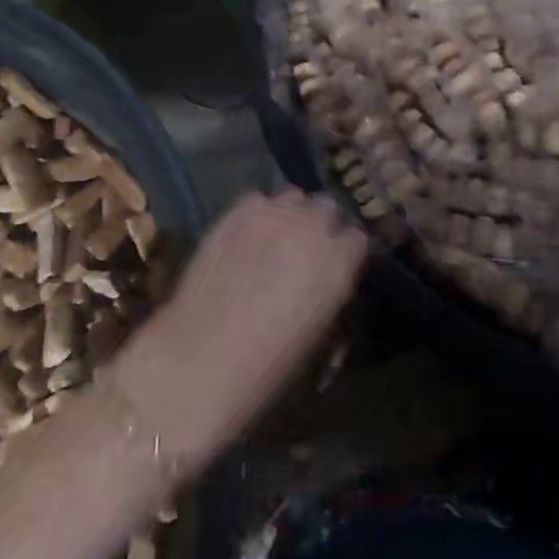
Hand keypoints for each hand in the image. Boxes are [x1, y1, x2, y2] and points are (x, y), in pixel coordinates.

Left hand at [107, 190, 367, 472]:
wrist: (203, 354)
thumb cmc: (268, 362)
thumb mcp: (317, 330)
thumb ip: (327, 290)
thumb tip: (324, 275)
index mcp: (338, 263)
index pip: (355, 238)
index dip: (344, 251)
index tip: (335, 262)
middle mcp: (310, 229)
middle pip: (326, 208)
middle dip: (320, 225)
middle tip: (306, 248)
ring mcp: (270, 216)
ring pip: (292, 196)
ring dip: (290, 213)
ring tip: (277, 236)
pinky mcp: (233, 213)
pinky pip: (256, 200)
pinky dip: (258, 212)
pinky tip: (248, 234)